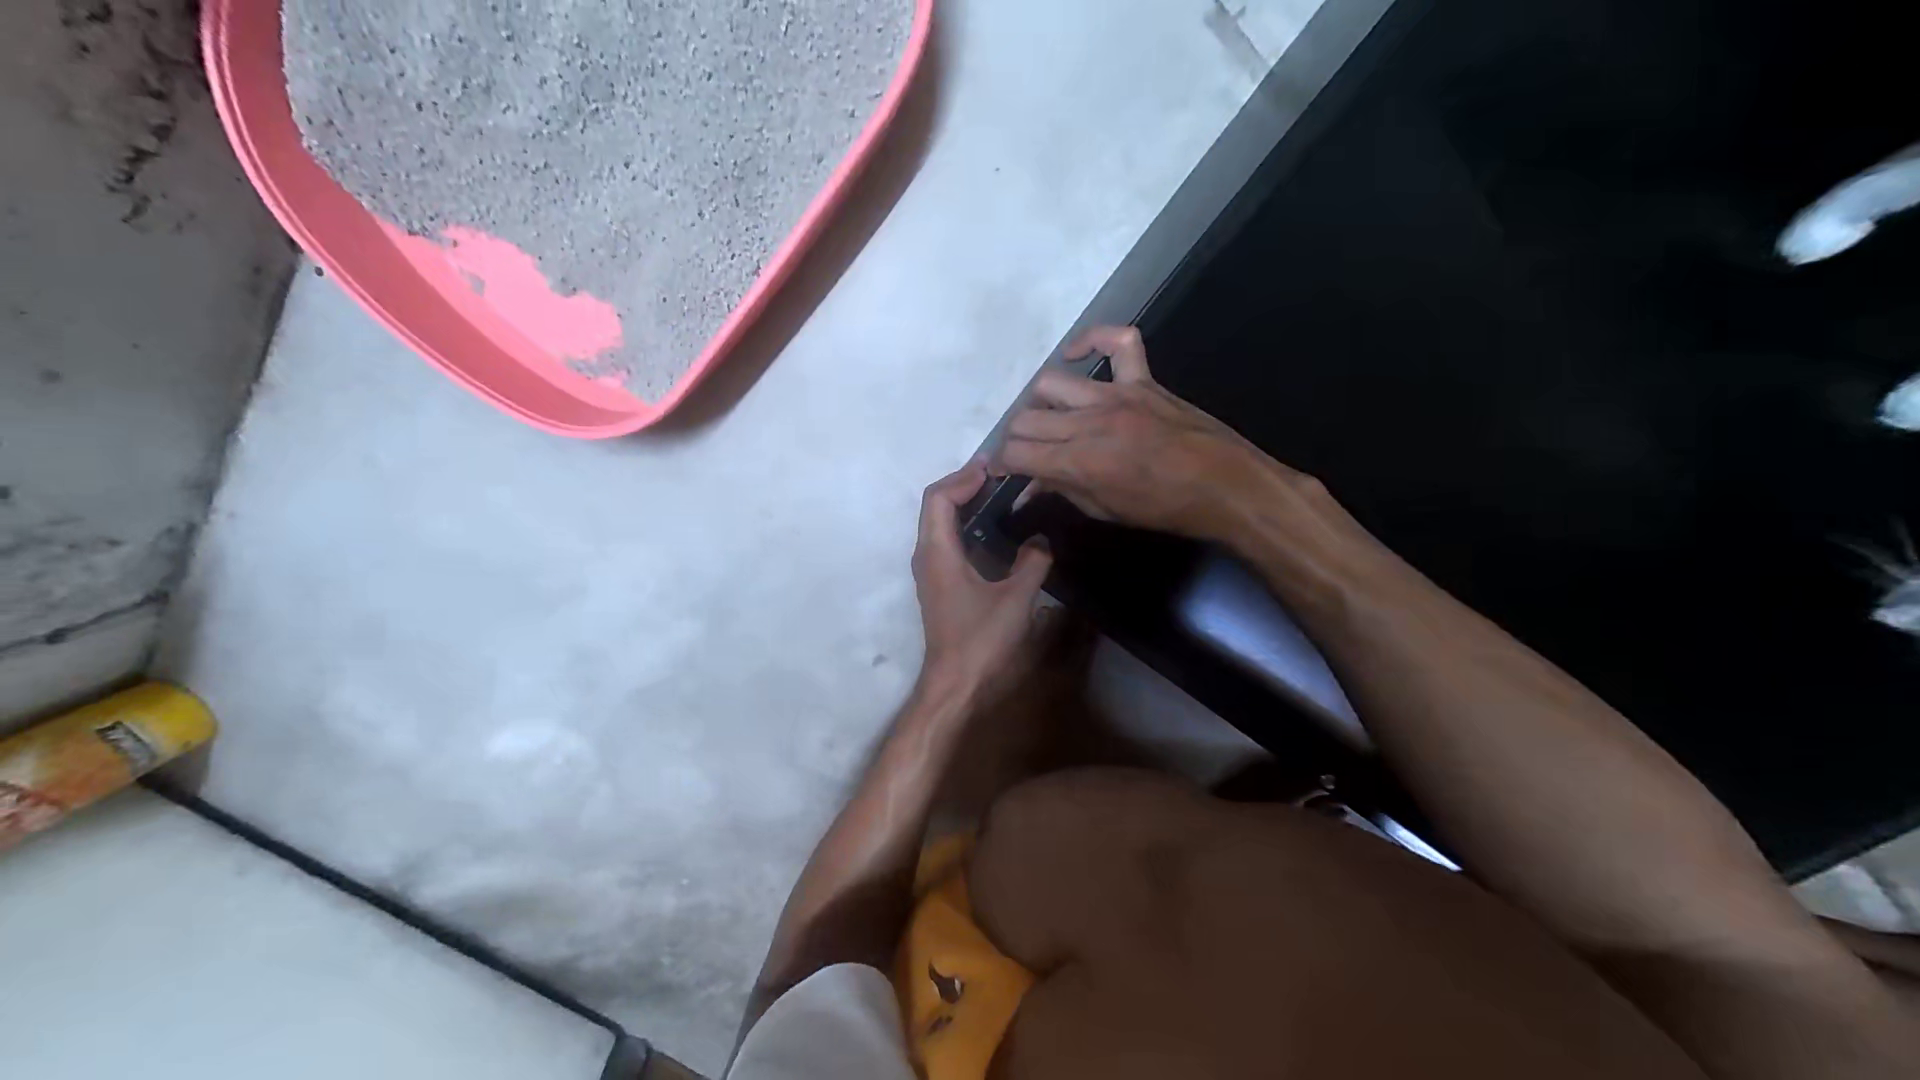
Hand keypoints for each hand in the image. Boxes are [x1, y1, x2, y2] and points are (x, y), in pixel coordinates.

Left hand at [911, 462, 1054, 703]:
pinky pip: (946, 540)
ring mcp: (930, 571)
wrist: (955, 684)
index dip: (963, 477)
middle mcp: (926, 556)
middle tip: (1001, 477)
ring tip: (1001, 495)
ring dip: (964, 503)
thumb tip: (1042, 538)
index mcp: (937, 553)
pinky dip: (966, 524)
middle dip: (964, 484)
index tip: (995, 469)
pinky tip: (996, 529)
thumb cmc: (981, 641)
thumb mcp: (1016, 599)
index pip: (938, 498)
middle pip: (935, 505)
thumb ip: (1032, 562)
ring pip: (939, 523)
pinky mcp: (939, 583)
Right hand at [994, 326, 1317, 543]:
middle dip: (1016, 441)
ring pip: (1052, 383)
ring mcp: (1116, 394)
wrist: (1225, 488)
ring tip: (1049, 419)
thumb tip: (1027, 489)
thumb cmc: (1165, 509)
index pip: (1016, 453)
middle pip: (1026, 419)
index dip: (1002, 465)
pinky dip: (1094, 340)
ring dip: (1040, 404)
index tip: (1003, 472)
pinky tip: (1078, 355)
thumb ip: (1062, 491)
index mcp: (1079, 461)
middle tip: (1026, 455)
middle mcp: (1089, 421)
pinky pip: (1117, 342)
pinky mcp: (1142, 381)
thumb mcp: (1105, 511)